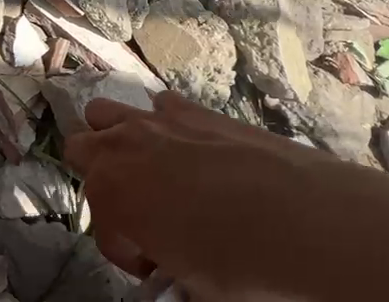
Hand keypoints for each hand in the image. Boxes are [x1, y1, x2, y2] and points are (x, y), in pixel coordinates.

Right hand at [65, 92, 384, 297]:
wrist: (310, 221)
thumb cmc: (247, 266)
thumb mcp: (202, 291)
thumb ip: (173, 275)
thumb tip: (181, 273)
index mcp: (111, 201)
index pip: (105, 235)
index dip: (133, 257)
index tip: (161, 269)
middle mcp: (116, 152)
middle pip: (78, 151)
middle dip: (101, 179)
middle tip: (140, 210)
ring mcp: (150, 122)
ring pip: (101, 113)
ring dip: (115, 137)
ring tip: (150, 168)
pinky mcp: (189, 109)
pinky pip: (159, 105)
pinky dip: (166, 123)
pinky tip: (192, 149)